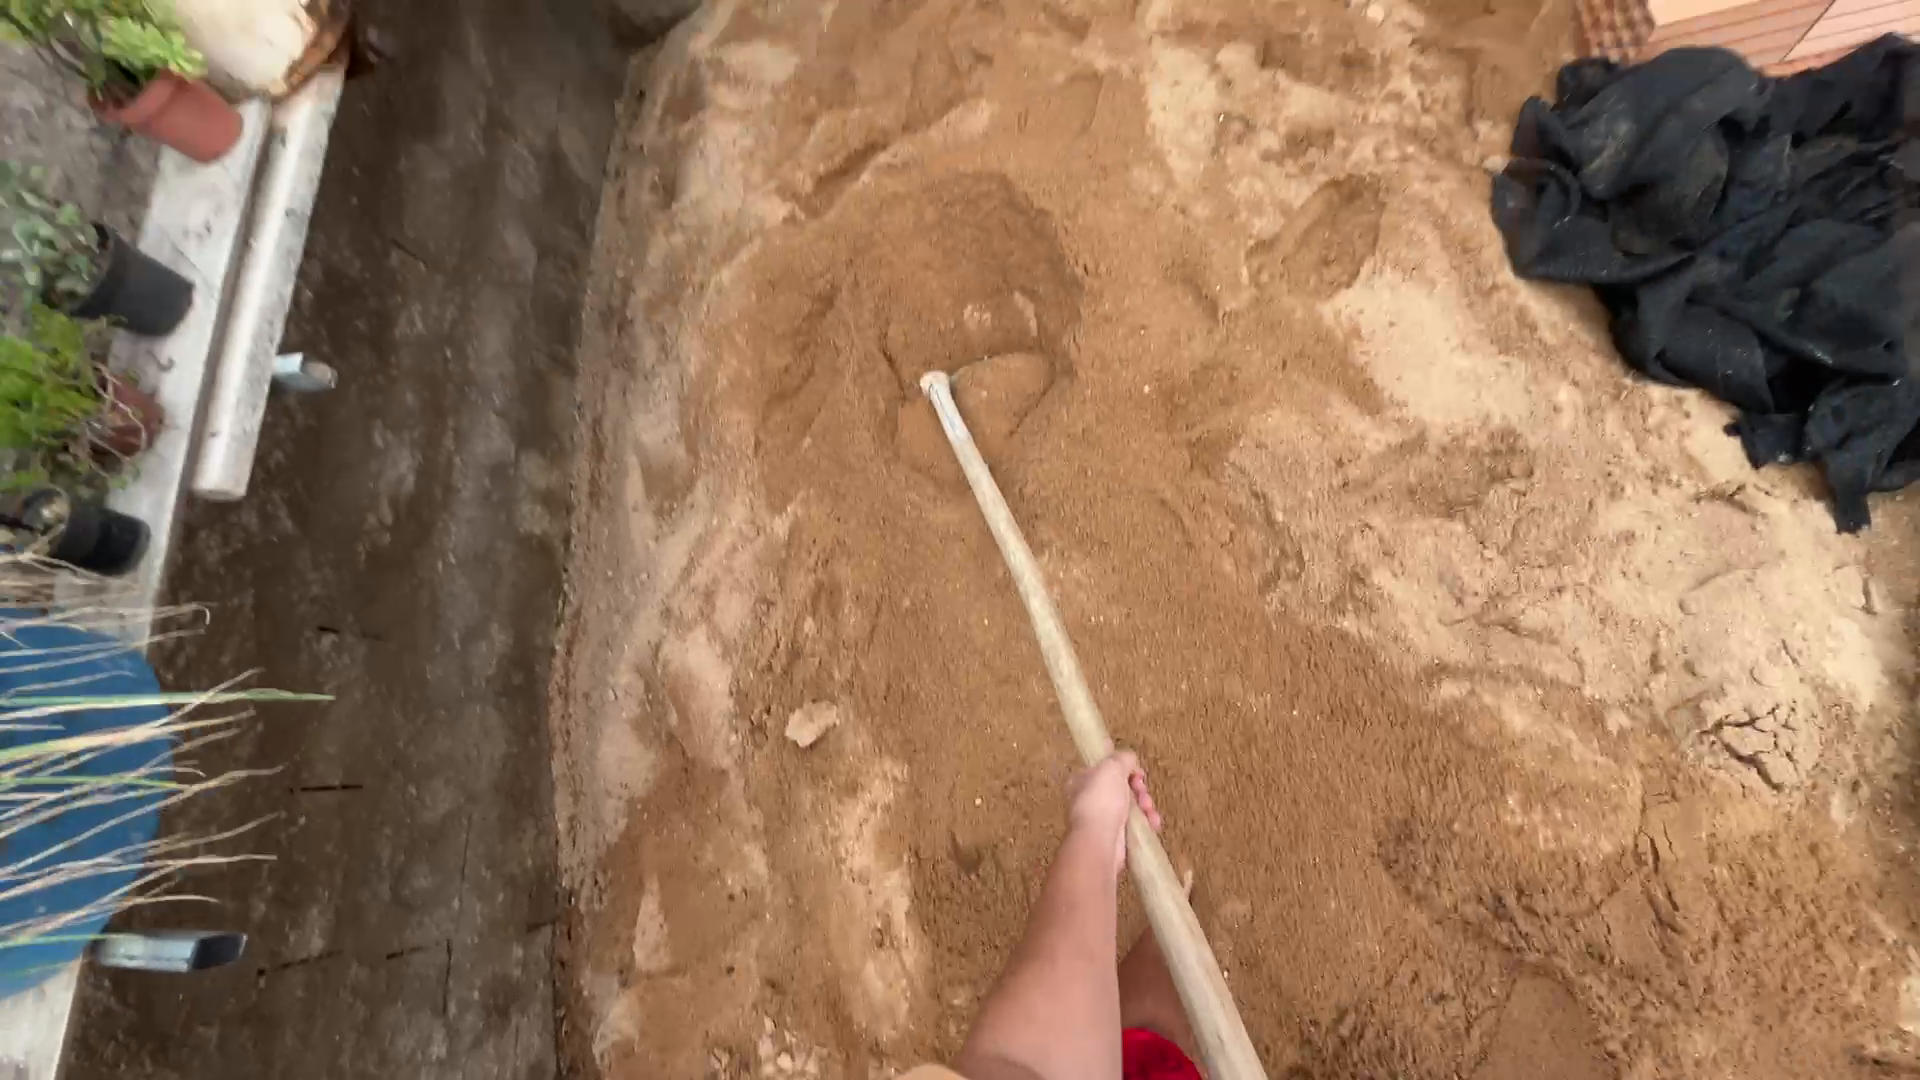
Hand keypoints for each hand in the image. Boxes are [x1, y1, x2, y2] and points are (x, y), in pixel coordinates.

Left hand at [1066, 751, 1161, 874]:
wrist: (1100, 839)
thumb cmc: (1100, 798)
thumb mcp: (1111, 766)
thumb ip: (1122, 758)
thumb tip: (1129, 758)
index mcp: (1082, 780)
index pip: (1104, 769)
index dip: (1123, 768)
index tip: (1136, 770)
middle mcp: (1090, 799)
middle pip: (1121, 787)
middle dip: (1137, 787)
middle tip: (1141, 790)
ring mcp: (1103, 819)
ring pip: (1131, 806)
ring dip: (1145, 805)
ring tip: (1147, 808)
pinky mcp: (1117, 837)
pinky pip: (1136, 825)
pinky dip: (1146, 822)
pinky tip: (1152, 823)